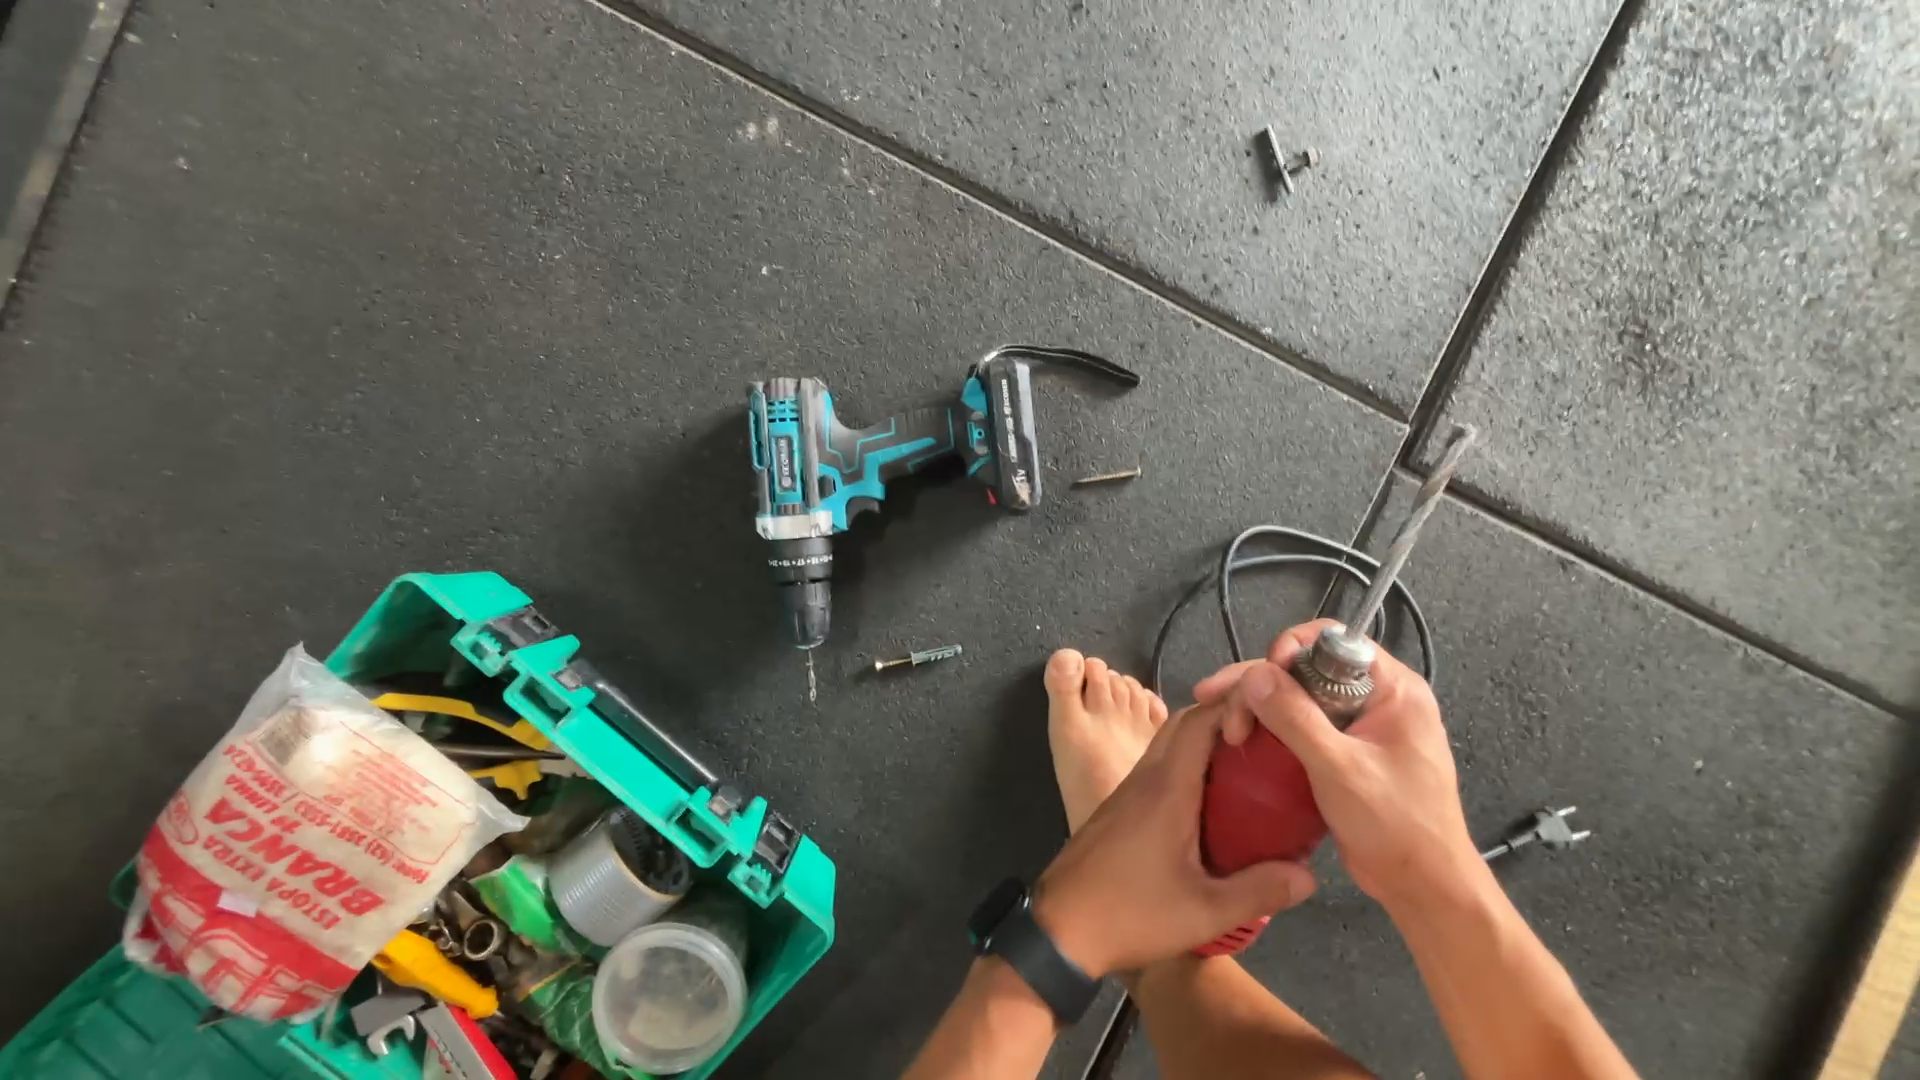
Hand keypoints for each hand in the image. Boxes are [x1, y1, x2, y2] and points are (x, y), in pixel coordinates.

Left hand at [1030, 700, 1314, 977]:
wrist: (1060, 927)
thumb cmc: (1131, 913)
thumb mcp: (1204, 912)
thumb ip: (1259, 891)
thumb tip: (1309, 875)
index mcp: (1166, 787)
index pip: (1198, 720)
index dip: (1234, 707)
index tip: (1272, 716)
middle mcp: (1145, 777)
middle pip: (1182, 724)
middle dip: (1223, 719)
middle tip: (1268, 739)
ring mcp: (1128, 791)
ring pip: (1168, 745)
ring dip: (1204, 742)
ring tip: (1250, 766)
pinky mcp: (1120, 808)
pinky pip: (1158, 768)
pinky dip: (1187, 765)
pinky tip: (1214, 799)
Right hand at [1192, 620, 1480, 908]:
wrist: (1424, 888)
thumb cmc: (1396, 826)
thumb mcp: (1341, 769)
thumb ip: (1296, 719)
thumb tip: (1253, 674)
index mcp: (1393, 689)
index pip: (1335, 641)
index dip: (1290, 649)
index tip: (1258, 679)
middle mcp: (1376, 698)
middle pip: (1306, 667)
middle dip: (1258, 683)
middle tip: (1219, 708)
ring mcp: (1358, 725)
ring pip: (1297, 696)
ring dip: (1257, 707)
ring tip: (1226, 731)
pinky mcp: (1342, 751)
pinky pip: (1299, 724)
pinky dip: (1268, 729)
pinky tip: (1239, 741)